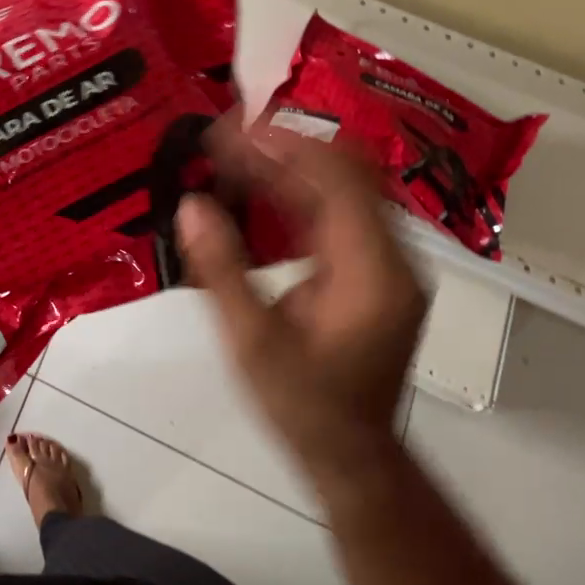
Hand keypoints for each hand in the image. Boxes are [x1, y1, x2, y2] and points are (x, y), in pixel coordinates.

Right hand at [174, 125, 426, 479]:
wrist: (350, 453)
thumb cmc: (302, 404)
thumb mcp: (251, 341)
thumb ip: (222, 269)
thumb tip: (191, 204)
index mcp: (373, 273)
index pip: (338, 182)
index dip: (284, 146)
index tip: (229, 131)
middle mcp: (392, 259)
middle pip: (347, 175)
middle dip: (285, 145)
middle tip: (223, 135)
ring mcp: (387, 265)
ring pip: (344, 189)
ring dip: (289, 165)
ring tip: (231, 151)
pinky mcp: (372, 273)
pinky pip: (338, 214)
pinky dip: (296, 193)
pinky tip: (254, 188)